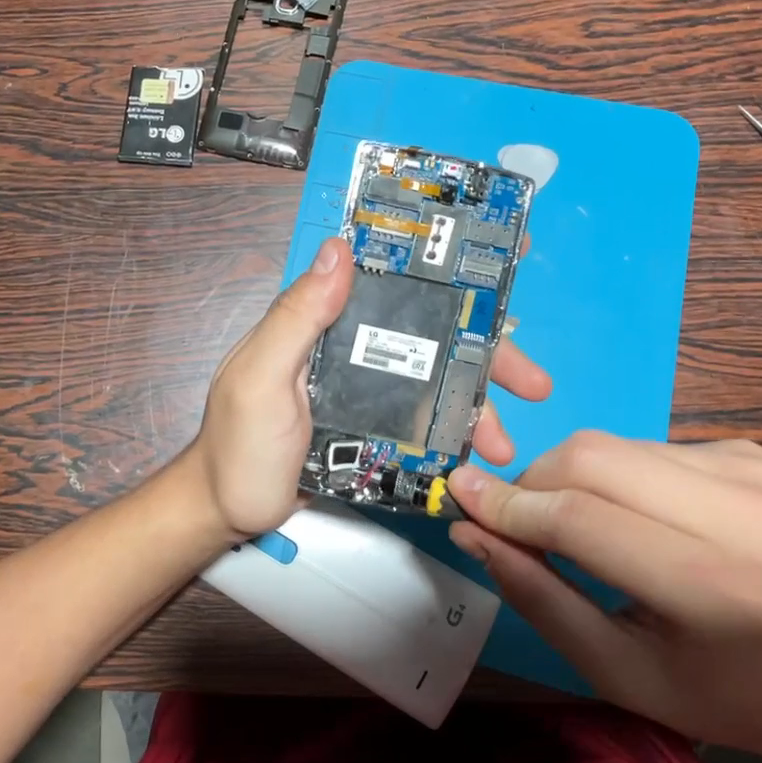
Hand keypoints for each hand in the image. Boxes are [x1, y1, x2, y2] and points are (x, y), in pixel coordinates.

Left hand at [178, 237, 551, 540]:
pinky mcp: (370, 430)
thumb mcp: (261, 377)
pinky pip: (422, 420)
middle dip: (483, 350)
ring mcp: (361, 391)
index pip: (383, 279)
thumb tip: (340, 248)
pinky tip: (481, 451)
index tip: (497, 258)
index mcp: (320, 324)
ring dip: (476, 402)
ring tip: (508, 438)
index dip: (437, 266)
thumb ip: (296, 318)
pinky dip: (455, 432)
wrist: (228, 514)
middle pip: (425, 334)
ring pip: (432, 379)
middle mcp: (345, 348)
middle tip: (533, 379)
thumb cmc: (239, 444)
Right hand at [447, 432, 761, 762]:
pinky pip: (645, 446)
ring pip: (612, 444)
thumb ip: (539, 597)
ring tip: (580, 527)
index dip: (508, 506)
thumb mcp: (623, 673)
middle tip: (515, 520)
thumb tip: (470, 530)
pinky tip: (639, 518)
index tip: (456, 495)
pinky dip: (614, 477)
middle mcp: (748, 514)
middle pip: (592, 458)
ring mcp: (758, 473)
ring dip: (570, 478)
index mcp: (720, 589)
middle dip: (532, 481)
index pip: (581, 518)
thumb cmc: (732, 693)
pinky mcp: (754, 453)